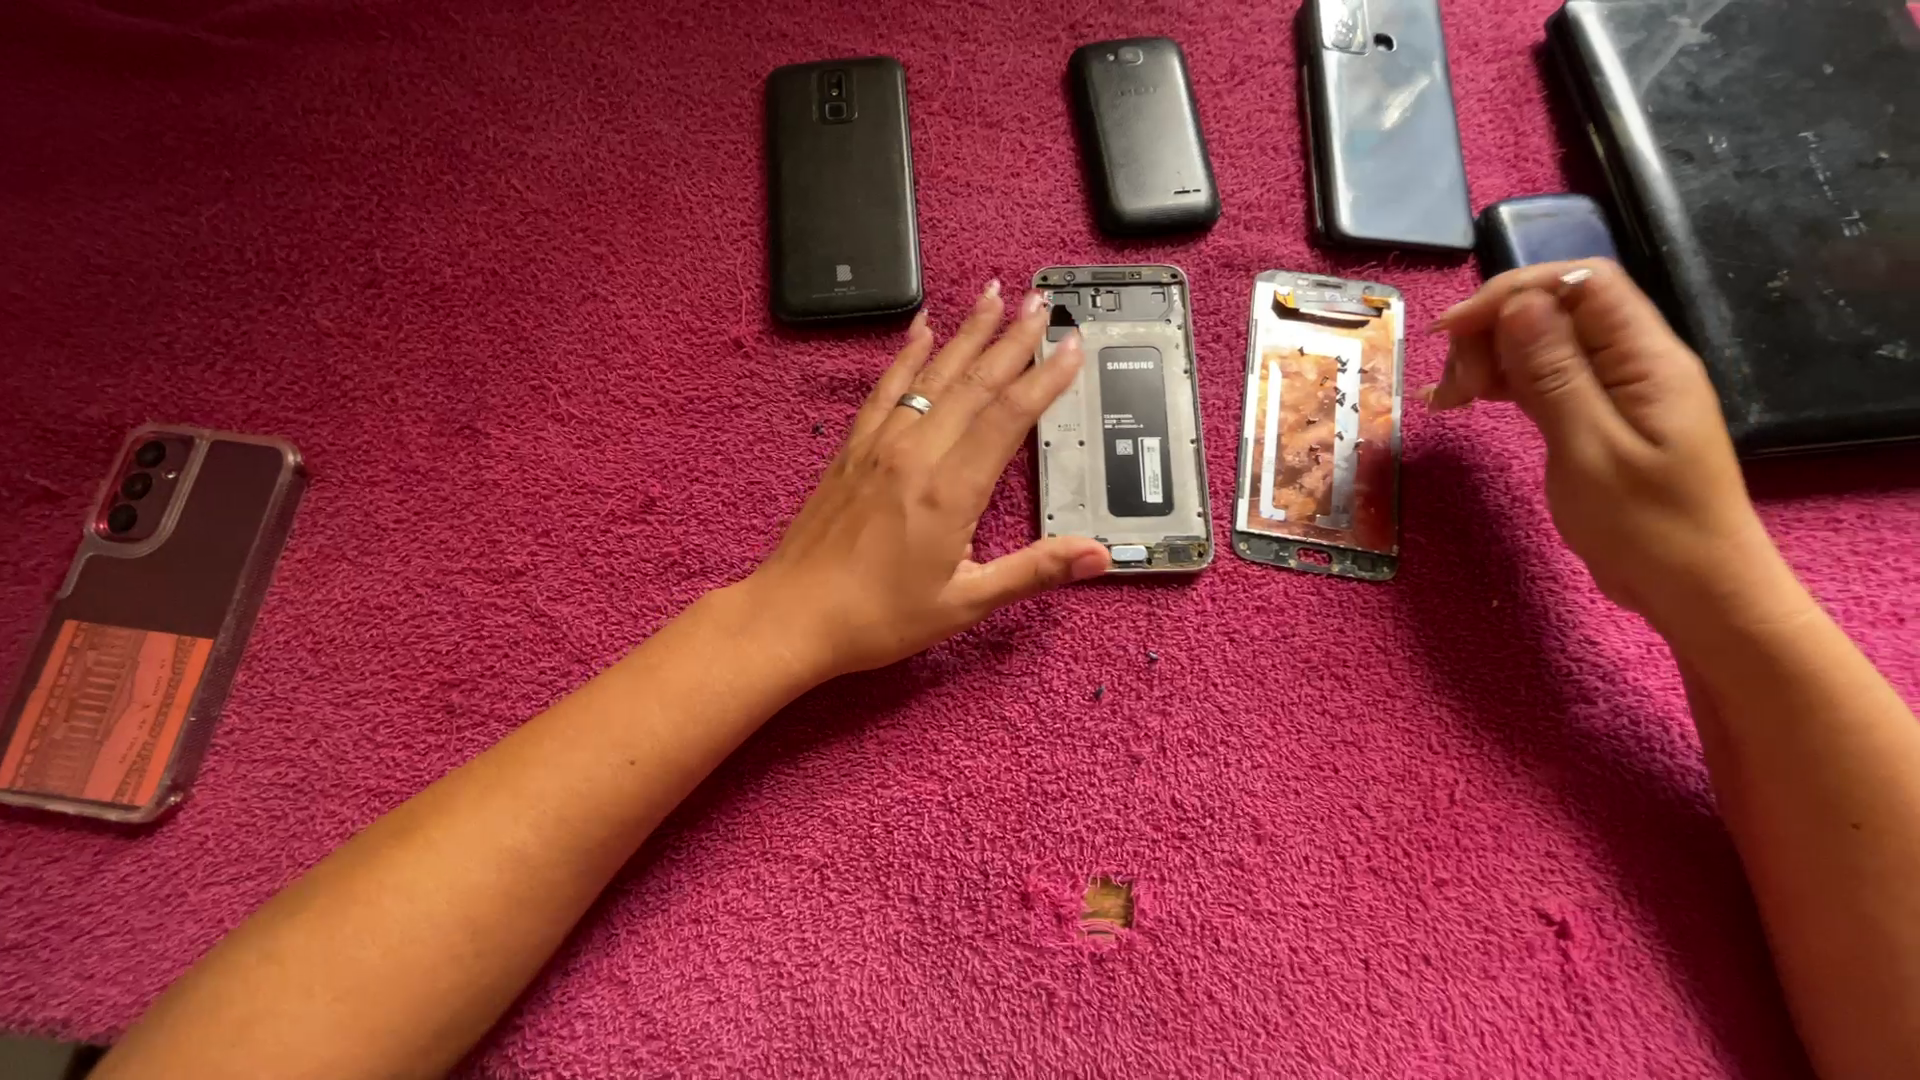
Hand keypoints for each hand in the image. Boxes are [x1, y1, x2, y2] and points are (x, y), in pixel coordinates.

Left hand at [741, 281, 1109, 679]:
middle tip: (1039, 300)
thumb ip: (1033, 571)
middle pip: (973, 384)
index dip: (1044, 378)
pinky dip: (906, 356)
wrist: (793, 615)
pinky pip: (884, 390)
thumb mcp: (965, 602)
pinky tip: (921, 329)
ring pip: (931, 376)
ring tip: (990, 294)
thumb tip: (1098, 556)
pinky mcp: (852, 450)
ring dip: (966, 333)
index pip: (1007, 419)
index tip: (1072, 345)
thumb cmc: (879, 617)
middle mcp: (915, 456)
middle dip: (1012, 339)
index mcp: (949, 492)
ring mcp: (879, 447)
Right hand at [1426, 259, 1803, 642]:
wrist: (1690, 585)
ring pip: (1539, 342)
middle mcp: (1632, 361)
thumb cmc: (1646, 524)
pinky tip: (1468, 402)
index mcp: (1646, 358)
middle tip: (1453, 388)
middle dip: (1491, 332)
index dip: (1512, 292)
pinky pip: (1540, 377)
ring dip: (1488, 359)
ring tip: (1452, 400)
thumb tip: (1517, 306)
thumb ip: (1555, 373)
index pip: (1581, 283)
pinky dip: (1500, 383)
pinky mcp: (1592, 415)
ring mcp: (1612, 388)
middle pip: (1553, 308)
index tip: (1449, 333)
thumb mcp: (1591, 448)